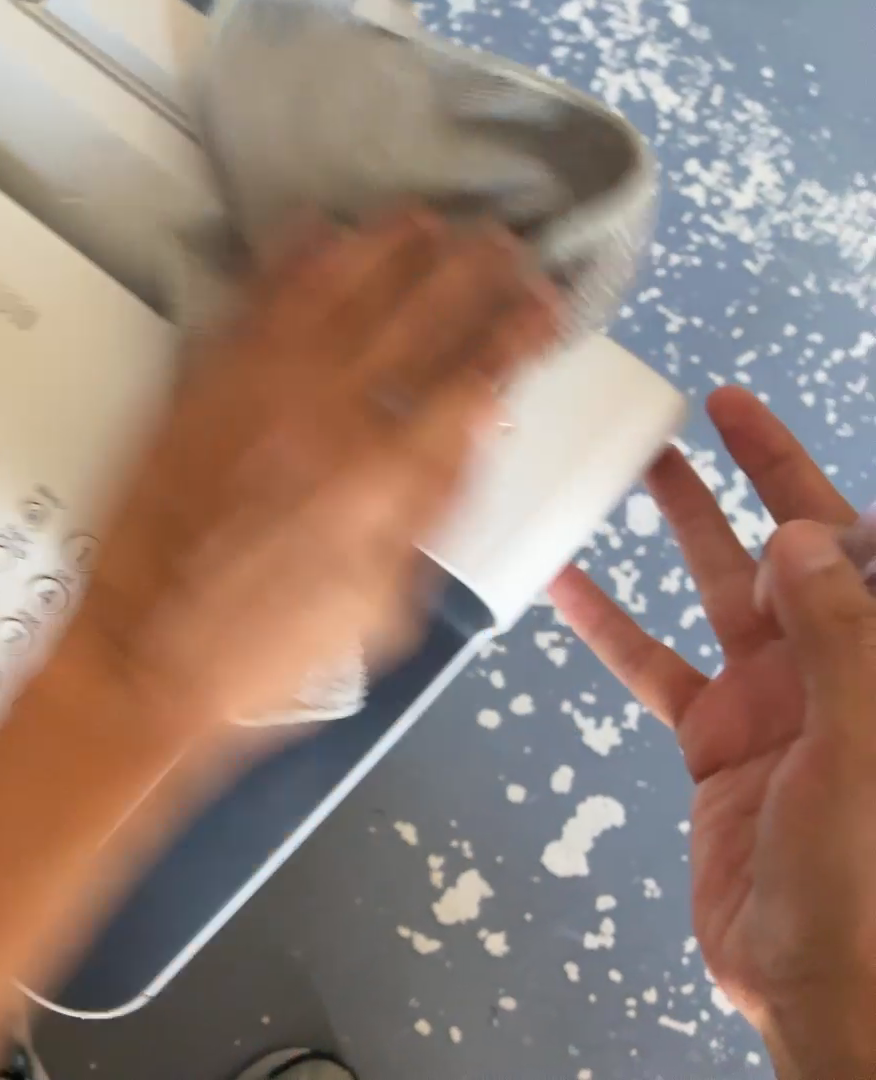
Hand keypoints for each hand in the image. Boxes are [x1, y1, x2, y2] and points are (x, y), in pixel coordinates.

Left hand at [63, 210, 559, 737]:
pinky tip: (304, 239)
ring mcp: (248, 404)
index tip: (542, 301)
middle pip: (413, 319)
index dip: (520, 328)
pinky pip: (241, 316)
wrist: (138, 651)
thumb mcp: (377, 609)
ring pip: (329, 298)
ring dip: (381, 250)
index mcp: (381, 478)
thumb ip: (428, 512)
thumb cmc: (252, 652)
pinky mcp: (189, 402)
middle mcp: (320, 423)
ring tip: (416, 220)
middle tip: (497, 238)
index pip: (475, 376)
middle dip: (467, 269)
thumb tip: (465, 436)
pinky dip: (279, 270)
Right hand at [550, 387, 875, 1076]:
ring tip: (622, 488)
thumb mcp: (867, 751)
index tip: (742, 414)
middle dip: (736, 485)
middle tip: (682, 428)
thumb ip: (844, 642)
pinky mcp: (714, 736)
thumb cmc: (873, 883)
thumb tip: (805, 538)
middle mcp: (842, 670)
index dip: (797, 468)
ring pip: (708, 598)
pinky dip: (605, 626)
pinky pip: (649, 665)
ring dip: (663, 543)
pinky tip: (568, 590)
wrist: (826, 985)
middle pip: (783, 554)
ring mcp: (774, 702)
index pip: (855, 542)